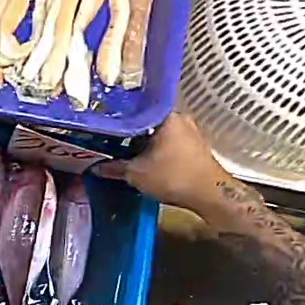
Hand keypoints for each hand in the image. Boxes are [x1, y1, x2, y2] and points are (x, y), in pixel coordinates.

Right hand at [106, 113, 235, 216]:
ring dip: (139, 140)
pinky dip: (151, 147)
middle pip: (145, 120)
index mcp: (165, 117)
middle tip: (106, 137)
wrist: (210, 195)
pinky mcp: (192, 146)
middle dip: (126, 130)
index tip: (100, 124)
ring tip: (119, 148)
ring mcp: (188, 132)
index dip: (115, 117)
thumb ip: (112, 167)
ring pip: (156, 131)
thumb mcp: (135, 174)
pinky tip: (138, 157)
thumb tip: (94, 167)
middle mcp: (179, 118)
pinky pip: (165, 140)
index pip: (134, 108)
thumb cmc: (173, 177)